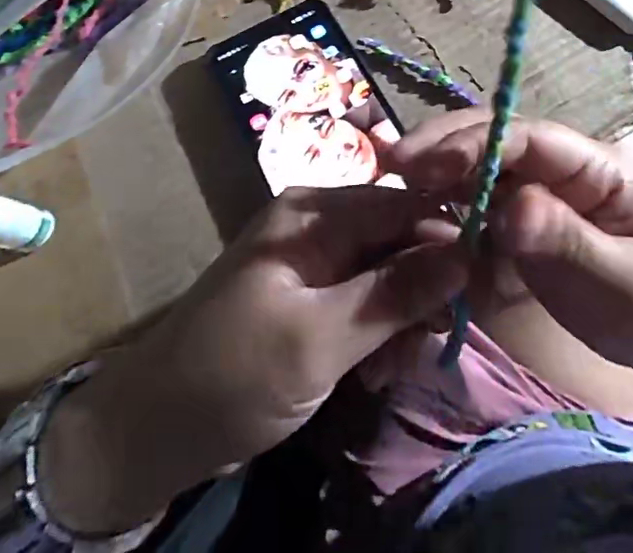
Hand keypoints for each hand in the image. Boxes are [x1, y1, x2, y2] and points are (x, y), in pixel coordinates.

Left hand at [40, 184, 465, 530]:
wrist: (150, 429)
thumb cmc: (231, 376)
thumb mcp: (319, 339)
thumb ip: (394, 293)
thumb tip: (468, 253)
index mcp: (316, 213)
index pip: (407, 204)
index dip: (449, 241)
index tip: (481, 291)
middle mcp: (320, 222)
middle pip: (402, 238)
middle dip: (423, 292)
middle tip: (425, 349)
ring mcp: (316, 258)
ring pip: (390, 272)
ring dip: (403, 320)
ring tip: (391, 372)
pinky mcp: (313, 293)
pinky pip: (367, 296)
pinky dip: (380, 331)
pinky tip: (375, 372)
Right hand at [382, 110, 632, 384]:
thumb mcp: (630, 281)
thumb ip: (572, 243)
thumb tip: (512, 208)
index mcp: (593, 167)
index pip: (528, 139)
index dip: (475, 143)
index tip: (426, 163)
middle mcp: (558, 173)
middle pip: (494, 143)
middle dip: (444, 147)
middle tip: (393, 164)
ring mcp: (536, 201)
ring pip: (478, 173)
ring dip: (437, 176)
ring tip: (392, 188)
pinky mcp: (521, 232)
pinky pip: (477, 214)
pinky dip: (447, 216)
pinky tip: (418, 226)